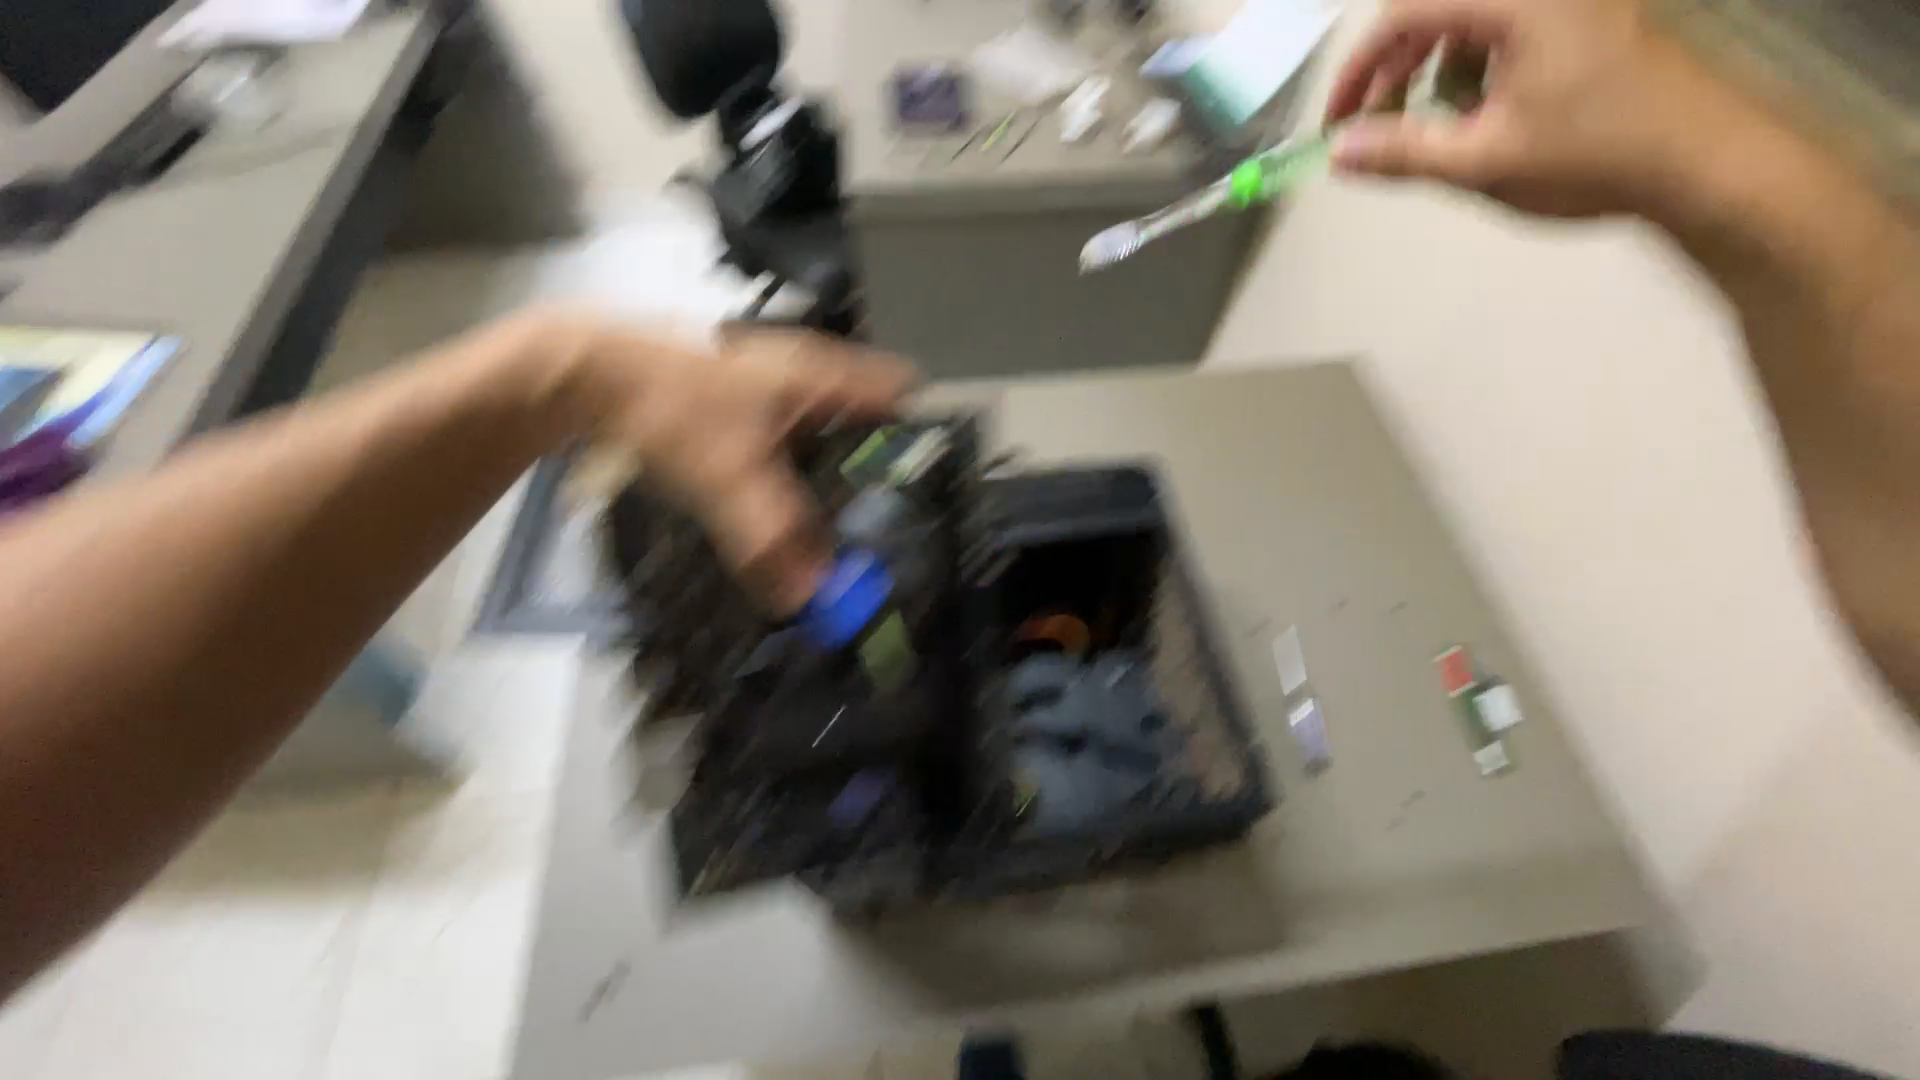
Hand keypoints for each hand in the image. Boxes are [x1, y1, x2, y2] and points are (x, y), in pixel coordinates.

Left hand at [534, 313, 914, 613]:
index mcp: (821, 377)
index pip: (902, 394)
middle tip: (892, 530)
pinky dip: (802, 478)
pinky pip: (796, 446)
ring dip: (841, 480)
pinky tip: (794, 513)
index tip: (931, 492)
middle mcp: (809, 377)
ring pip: (831, 436)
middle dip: (883, 475)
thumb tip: (809, 598)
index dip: (924, 437)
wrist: (590, 373)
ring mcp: (778, 389)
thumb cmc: (670, 404)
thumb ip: (770, 539)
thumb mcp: (725, 477)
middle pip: (871, 422)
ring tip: (852, 533)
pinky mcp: (750, 408)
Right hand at [1324, 0, 1749, 219]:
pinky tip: (1480, 110)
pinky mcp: (1588, 20)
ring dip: (1433, 67)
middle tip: (1377, 124)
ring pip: (1471, 18)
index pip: (1406, 13)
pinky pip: (1508, 26)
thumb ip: (1401, 154)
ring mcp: (1571, 3)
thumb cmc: (1588, 159)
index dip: (1359, 69)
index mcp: (1517, 3)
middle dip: (1394, 67)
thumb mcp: (1480, 163)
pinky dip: (1475, 64)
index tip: (1340, 122)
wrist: (1705, 161)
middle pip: (1437, 7)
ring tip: (1429, 124)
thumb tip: (1336, 153)